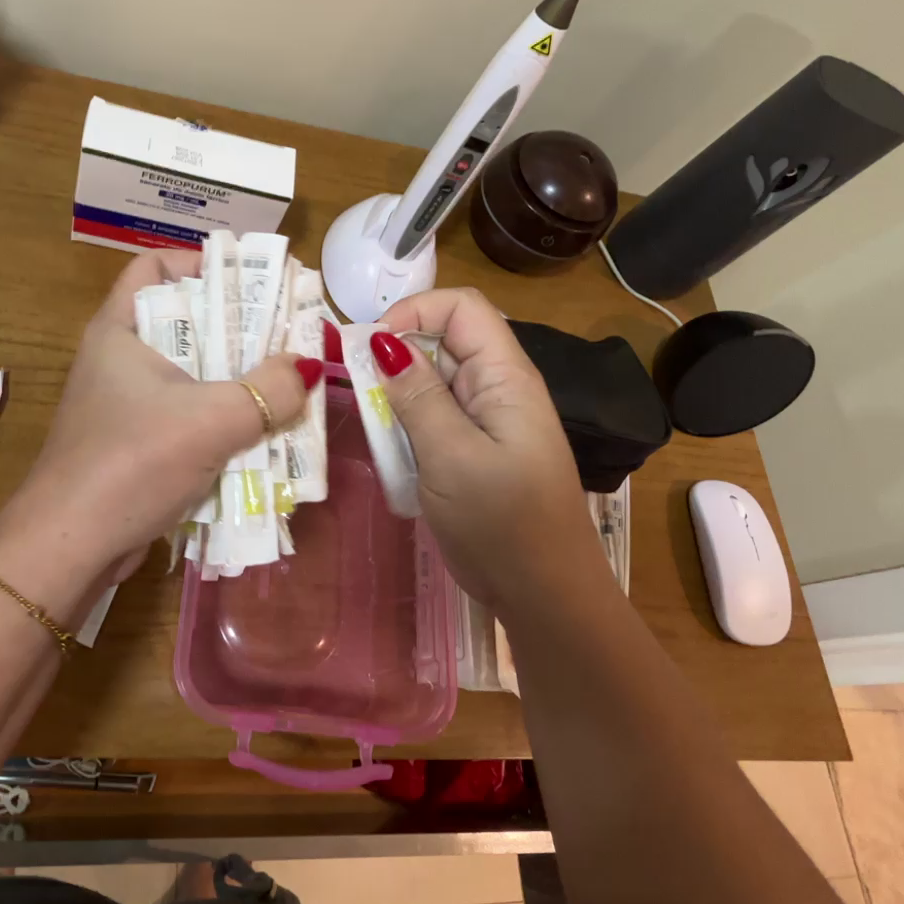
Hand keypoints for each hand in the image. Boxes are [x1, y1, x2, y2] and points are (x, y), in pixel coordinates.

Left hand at [0, 251, 322, 618]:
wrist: (69, 548)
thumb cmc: (131, 464)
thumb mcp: (210, 421)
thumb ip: (269, 392)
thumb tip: (309, 368)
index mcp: (120, 331)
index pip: (156, 267)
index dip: (203, 263)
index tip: (256, 284)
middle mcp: (120, 361)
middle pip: (187, 325)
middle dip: (240, 332)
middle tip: (291, 341)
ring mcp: (126, 407)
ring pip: (193, 379)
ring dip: (238, 386)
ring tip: (289, 390)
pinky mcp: (137, 447)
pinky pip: (190, 422)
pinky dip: (224, 426)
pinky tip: (263, 440)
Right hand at [369, 288, 605, 617]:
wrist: (543, 594)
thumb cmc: (502, 523)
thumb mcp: (451, 456)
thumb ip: (417, 396)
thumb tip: (383, 341)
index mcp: (505, 376)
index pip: (460, 308)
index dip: (413, 312)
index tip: (370, 348)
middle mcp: (496, 388)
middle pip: (441, 343)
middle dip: (396, 358)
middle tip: (360, 396)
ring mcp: (485, 421)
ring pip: (431, 383)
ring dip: (397, 399)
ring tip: (376, 432)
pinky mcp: (472, 451)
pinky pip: (433, 420)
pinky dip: (406, 428)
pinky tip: (391, 455)